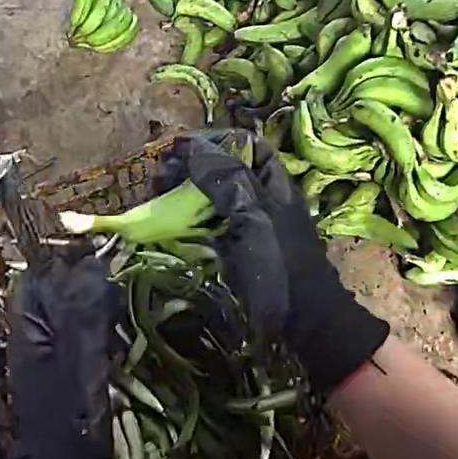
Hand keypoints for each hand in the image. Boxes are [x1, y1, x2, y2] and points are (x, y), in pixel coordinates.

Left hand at [1, 251, 120, 458]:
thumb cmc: (70, 417)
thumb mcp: (82, 361)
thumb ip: (85, 314)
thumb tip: (95, 267)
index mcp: (30, 328)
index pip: (44, 275)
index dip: (72, 260)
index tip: (106, 251)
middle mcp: (32, 335)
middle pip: (54, 290)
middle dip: (83, 275)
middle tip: (119, 269)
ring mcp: (44, 353)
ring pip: (65, 309)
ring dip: (89, 298)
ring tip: (119, 291)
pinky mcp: (59, 369)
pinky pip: (74, 331)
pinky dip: (93, 323)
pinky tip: (113, 327)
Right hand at [158, 131, 387, 394]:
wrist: (301, 318)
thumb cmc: (280, 261)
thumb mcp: (255, 214)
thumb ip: (227, 179)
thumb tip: (192, 148)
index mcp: (273, 183)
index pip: (244, 145)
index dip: (213, 141)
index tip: (178, 147)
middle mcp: (261, 199)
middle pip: (224, 170)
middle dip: (191, 167)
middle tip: (159, 175)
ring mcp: (248, 225)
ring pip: (213, 198)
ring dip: (185, 193)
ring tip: (156, 196)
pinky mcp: (236, 251)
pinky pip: (208, 227)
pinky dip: (188, 221)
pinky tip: (168, 223)